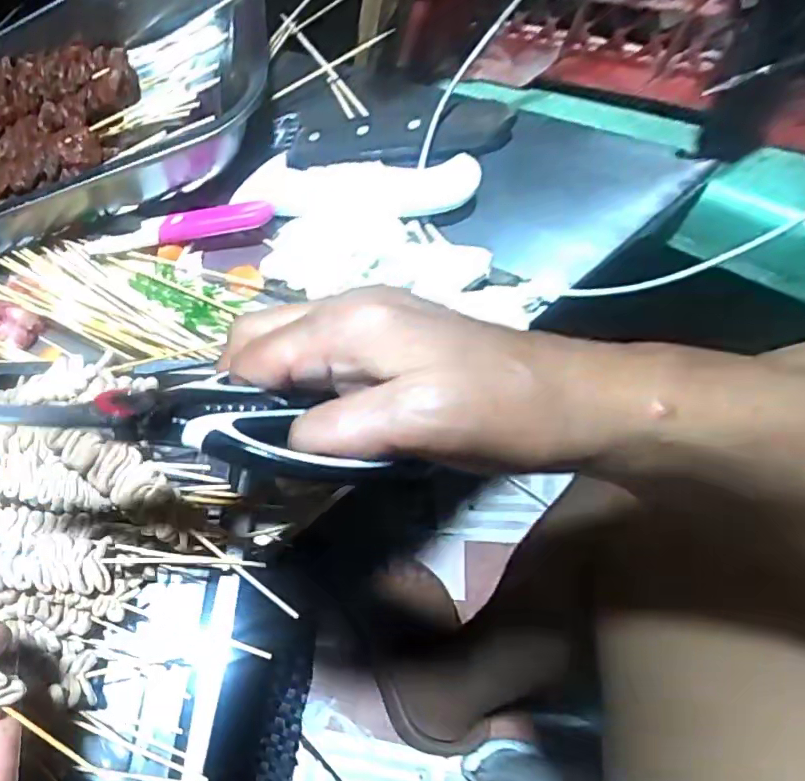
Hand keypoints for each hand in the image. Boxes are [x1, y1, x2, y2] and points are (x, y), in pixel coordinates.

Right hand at [220, 286, 657, 472]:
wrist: (574, 398)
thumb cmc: (497, 410)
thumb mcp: (413, 424)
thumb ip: (332, 429)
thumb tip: (279, 440)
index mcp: (346, 322)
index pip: (250, 355)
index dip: (230, 400)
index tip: (230, 447)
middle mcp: (343, 308)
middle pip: (250, 336)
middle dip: (237, 384)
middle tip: (249, 435)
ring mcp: (359, 321)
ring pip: (274, 344)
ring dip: (261, 386)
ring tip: (273, 429)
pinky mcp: (372, 340)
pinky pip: (304, 355)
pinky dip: (287, 385)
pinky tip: (306, 415)